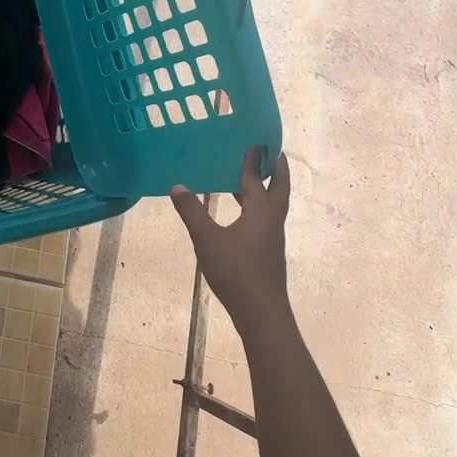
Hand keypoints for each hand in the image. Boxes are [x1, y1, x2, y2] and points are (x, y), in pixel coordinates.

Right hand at [171, 147, 291, 328]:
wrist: (262, 314)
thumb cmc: (236, 272)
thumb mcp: (207, 240)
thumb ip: (192, 212)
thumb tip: (178, 186)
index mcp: (260, 214)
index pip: (256, 181)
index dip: (253, 162)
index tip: (254, 142)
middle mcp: (271, 223)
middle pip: (278, 190)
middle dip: (276, 170)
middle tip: (272, 152)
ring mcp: (272, 239)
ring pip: (272, 206)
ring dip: (266, 188)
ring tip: (251, 177)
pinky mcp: (268, 253)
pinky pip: (265, 219)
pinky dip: (256, 206)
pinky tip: (240, 213)